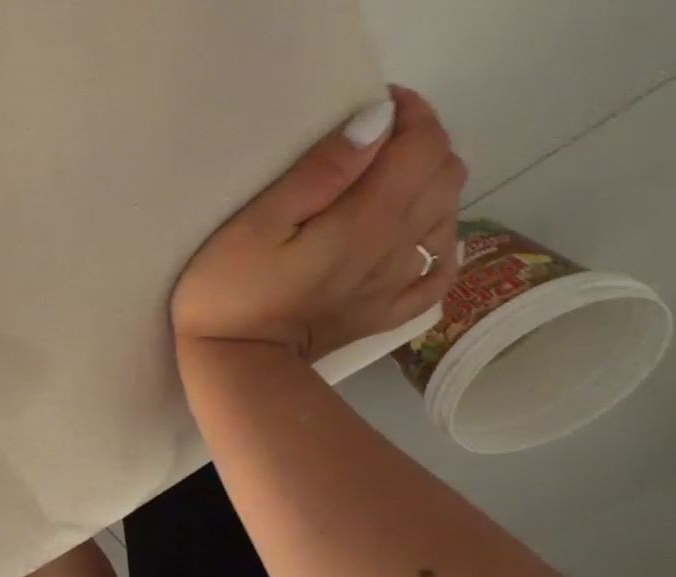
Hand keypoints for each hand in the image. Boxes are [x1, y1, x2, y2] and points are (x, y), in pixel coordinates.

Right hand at [170, 86, 465, 361]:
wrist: (232, 370)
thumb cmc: (229, 294)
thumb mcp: (255, 224)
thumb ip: (318, 174)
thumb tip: (375, 123)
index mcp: (368, 218)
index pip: (423, 144)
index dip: (409, 113)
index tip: (373, 108)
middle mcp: (396, 246)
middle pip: (444, 174)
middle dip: (421, 146)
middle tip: (373, 147)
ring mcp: (395, 284)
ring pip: (446, 216)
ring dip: (428, 190)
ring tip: (384, 188)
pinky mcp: (383, 314)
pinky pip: (437, 274)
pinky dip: (438, 247)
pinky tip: (415, 241)